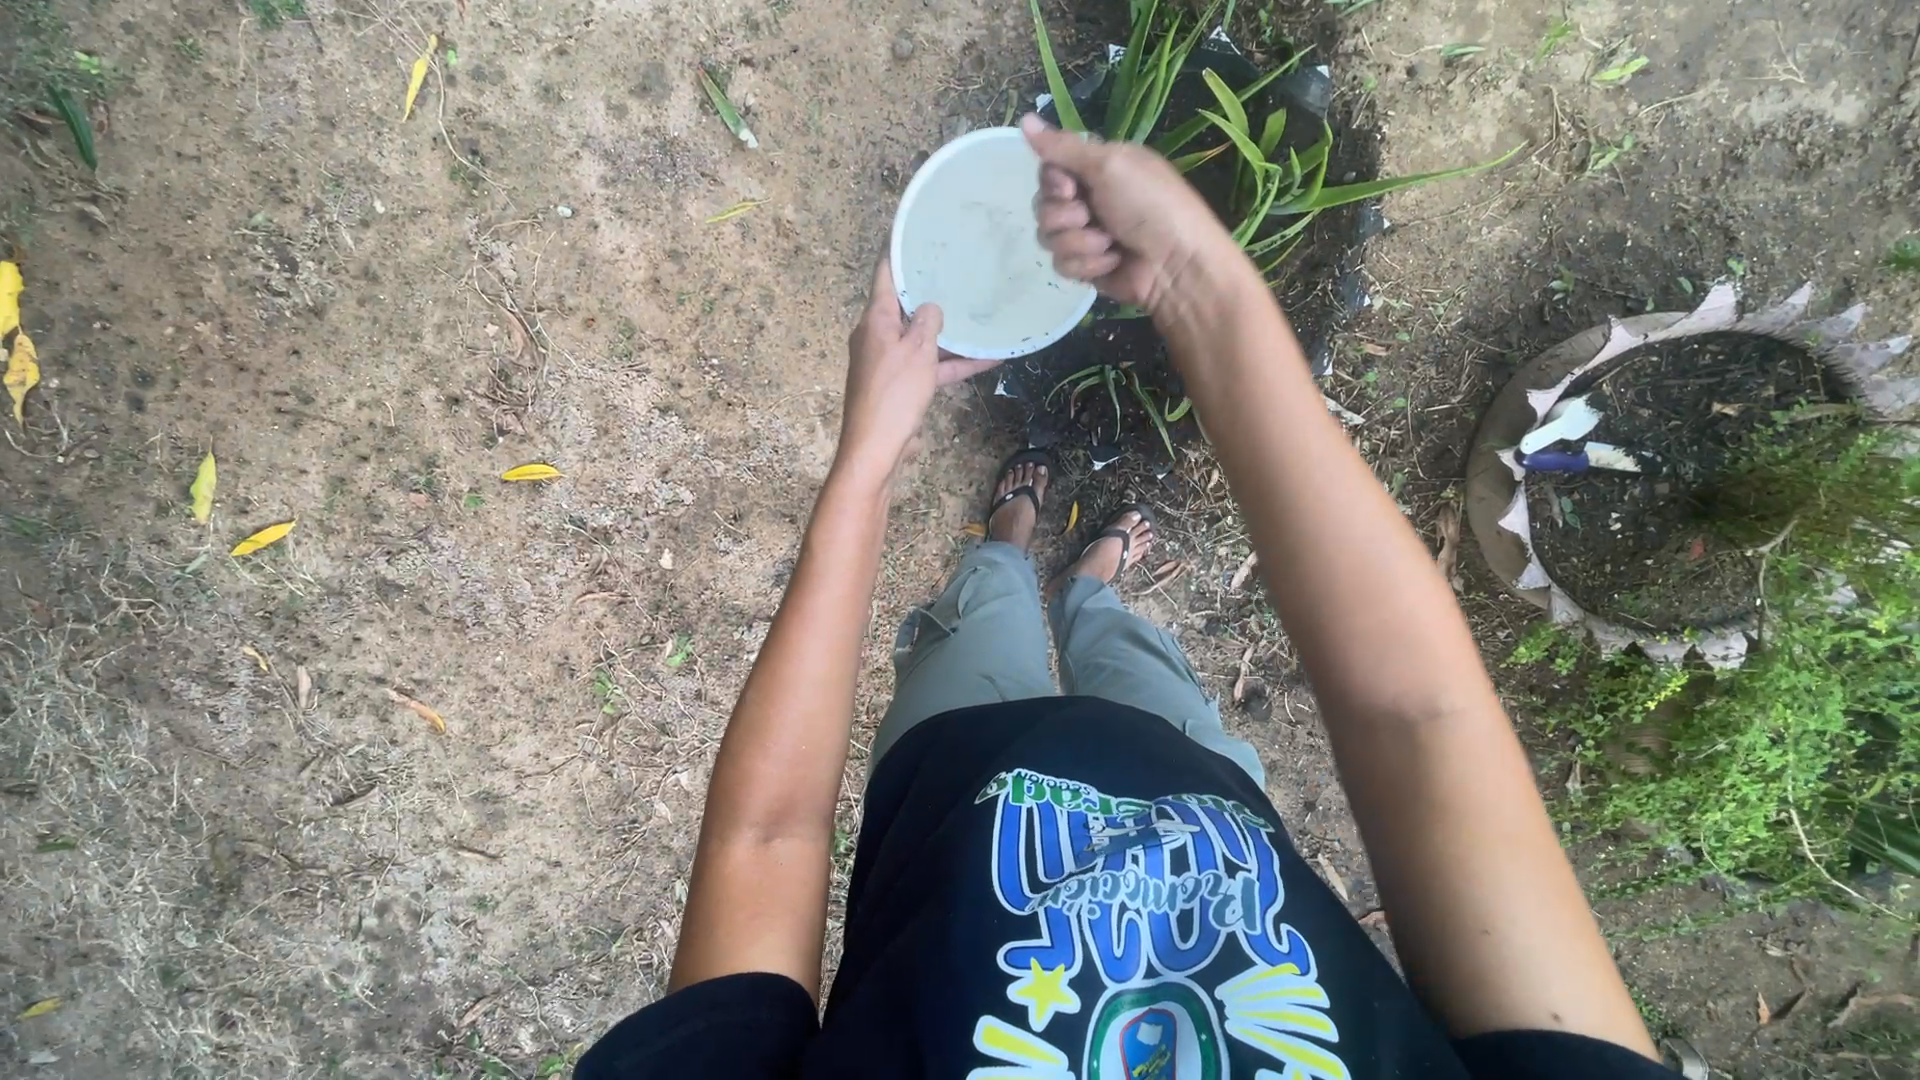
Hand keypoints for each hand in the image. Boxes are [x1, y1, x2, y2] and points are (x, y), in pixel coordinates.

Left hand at [837, 259, 999, 483]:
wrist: (875, 448)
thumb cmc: (893, 395)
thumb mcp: (917, 352)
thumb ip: (928, 324)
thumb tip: (932, 308)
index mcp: (876, 319)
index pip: (886, 274)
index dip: (898, 249)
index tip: (912, 228)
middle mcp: (878, 336)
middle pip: (906, 306)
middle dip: (931, 290)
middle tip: (958, 266)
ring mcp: (889, 362)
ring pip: (922, 339)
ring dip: (950, 332)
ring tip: (981, 312)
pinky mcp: (900, 386)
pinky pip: (930, 367)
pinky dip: (952, 364)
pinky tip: (988, 359)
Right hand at [1022, 114, 1245, 317]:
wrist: (1174, 263)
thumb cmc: (1150, 205)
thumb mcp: (1109, 165)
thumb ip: (1064, 146)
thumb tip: (1022, 119)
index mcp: (1095, 168)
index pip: (1048, 170)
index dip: (1052, 182)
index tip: (1069, 187)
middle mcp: (1087, 199)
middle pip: (1042, 205)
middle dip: (1064, 215)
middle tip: (1090, 215)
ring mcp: (1084, 235)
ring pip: (1048, 237)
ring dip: (1079, 241)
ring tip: (1109, 242)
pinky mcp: (1085, 268)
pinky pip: (1061, 264)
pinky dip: (1087, 264)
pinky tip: (1112, 261)